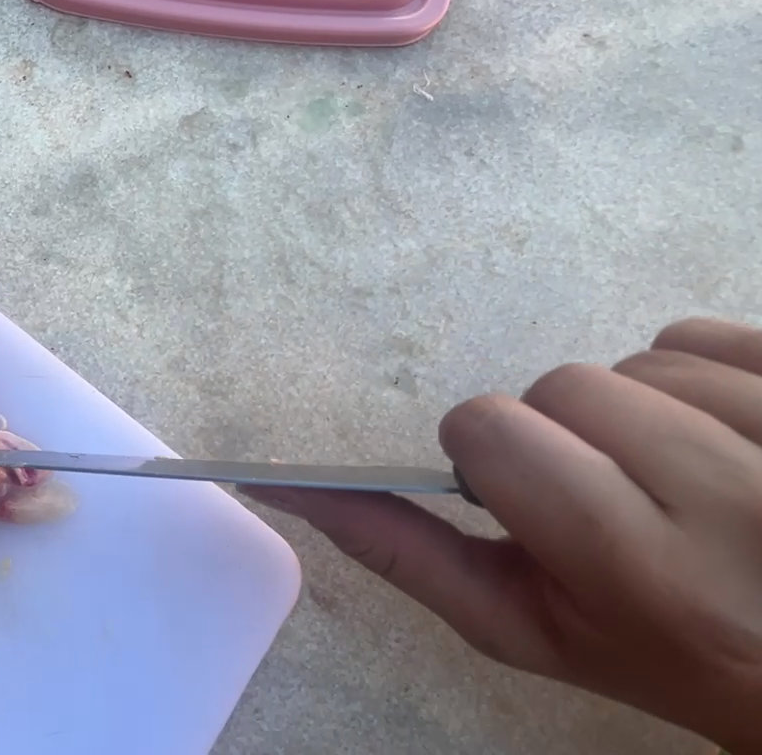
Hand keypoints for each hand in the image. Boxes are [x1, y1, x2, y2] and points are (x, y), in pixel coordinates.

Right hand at [245, 320, 761, 751]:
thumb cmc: (668, 653)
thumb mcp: (523, 624)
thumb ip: (396, 548)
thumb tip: (272, 482)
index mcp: (642, 571)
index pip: (492, 429)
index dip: (496, 455)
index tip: (537, 499)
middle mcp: (746, 510)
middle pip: (569, 386)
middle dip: (573, 431)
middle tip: (623, 492)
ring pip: (644, 359)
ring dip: (645, 406)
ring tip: (689, 469)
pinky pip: (710, 335)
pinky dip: (705, 373)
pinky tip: (734, 434)